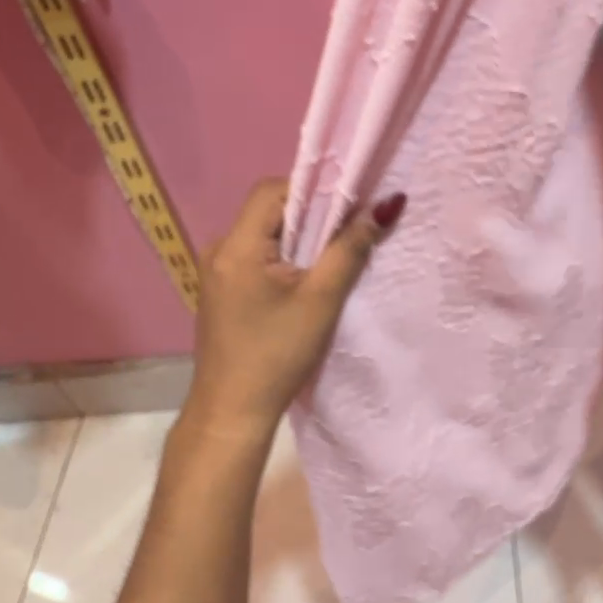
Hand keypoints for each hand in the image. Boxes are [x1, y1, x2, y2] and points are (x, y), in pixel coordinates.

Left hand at [185, 179, 404, 432]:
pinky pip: (258, 255)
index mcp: (237, 246)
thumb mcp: (322, 299)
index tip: (348, 206)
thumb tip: (385, 206)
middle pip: (270, 209)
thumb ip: (351, 249)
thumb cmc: (278, 354)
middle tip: (348, 230)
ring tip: (333, 256)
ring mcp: (217, 270)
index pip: (274, 189)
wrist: (233, 413)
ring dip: (300, 237)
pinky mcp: (223, 289)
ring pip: (266, 233)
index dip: (313, 189)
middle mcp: (220, 249)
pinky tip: (307, 279)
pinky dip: (285, 256)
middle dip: (311, 215)